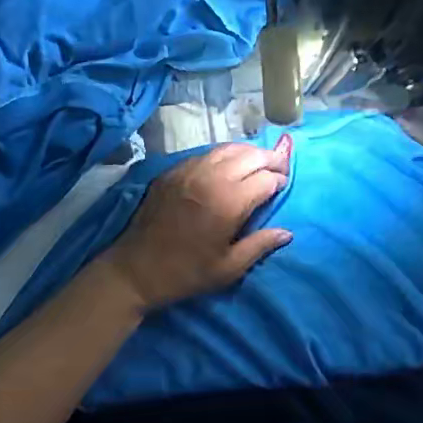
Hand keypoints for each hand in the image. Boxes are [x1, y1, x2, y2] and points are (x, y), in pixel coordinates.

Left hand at [98, 136, 292, 311]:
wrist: (136, 269)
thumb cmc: (186, 273)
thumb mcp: (228, 268)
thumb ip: (260, 246)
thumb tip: (286, 232)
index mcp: (228, 202)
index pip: (266, 178)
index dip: (279, 180)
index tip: (282, 187)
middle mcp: (210, 178)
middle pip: (249, 156)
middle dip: (269, 159)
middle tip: (278, 167)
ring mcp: (188, 171)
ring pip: (226, 149)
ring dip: (246, 153)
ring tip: (257, 162)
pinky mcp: (171, 172)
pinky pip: (203, 155)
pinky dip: (221, 156)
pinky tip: (226, 166)